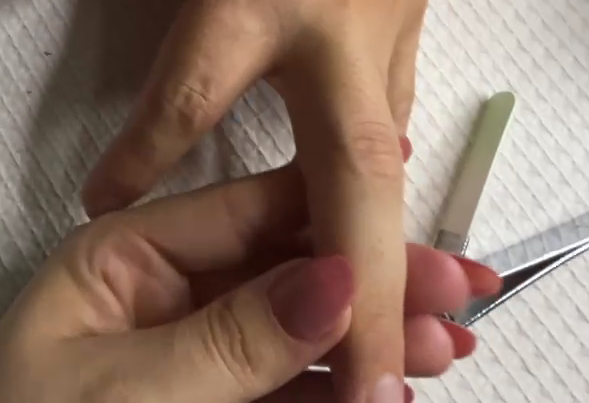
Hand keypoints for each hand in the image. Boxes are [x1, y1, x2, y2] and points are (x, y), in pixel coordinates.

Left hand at [0, 0, 453, 400]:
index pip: (188, 96)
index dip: (139, 159)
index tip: (98, 206)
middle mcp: (327, 20)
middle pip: (343, 178)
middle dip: (348, 292)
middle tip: (351, 395)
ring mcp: (383, 29)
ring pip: (385, 168)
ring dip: (382, 262)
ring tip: (377, 359)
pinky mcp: (415, 24)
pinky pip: (395, 124)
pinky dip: (383, 190)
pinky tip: (369, 234)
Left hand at [0, 167, 496, 402]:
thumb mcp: (124, 387)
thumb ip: (230, 340)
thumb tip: (335, 279)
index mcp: (125, 257)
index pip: (242, 216)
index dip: (328, 211)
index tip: (411, 205)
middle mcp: (160, 294)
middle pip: (281, 273)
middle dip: (370, 278)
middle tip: (463, 286)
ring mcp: (184, 356)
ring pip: (294, 336)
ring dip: (371, 338)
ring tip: (453, 342)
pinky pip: (282, 392)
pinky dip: (338, 393)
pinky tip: (393, 388)